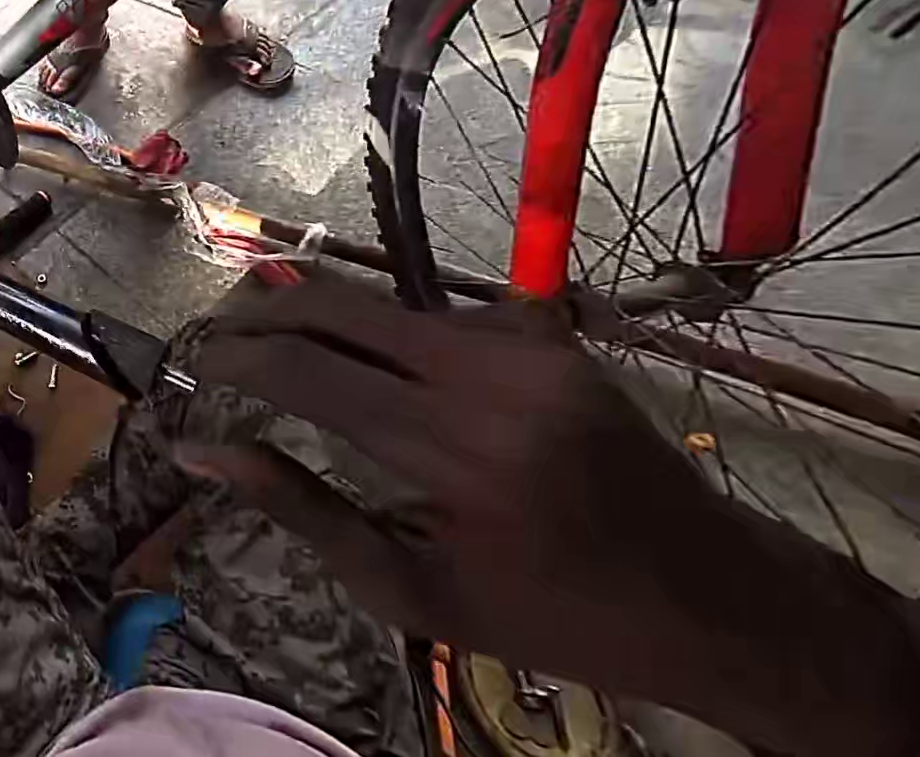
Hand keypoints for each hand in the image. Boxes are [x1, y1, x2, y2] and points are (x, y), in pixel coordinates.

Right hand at [181, 280, 919, 756]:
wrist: (723, 595)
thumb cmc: (550, 616)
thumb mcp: (406, 589)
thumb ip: (296, 508)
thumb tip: (201, 454)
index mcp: (457, 451)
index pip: (306, 369)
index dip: (235, 357)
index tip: (195, 362)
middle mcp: (489, 372)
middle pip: (332, 304)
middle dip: (257, 314)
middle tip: (219, 340)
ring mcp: (520, 339)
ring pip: (371, 304)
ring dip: (311, 323)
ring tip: (277, 355)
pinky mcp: (537, 328)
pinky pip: (421, 317)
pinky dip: (375, 339)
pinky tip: (377, 377)